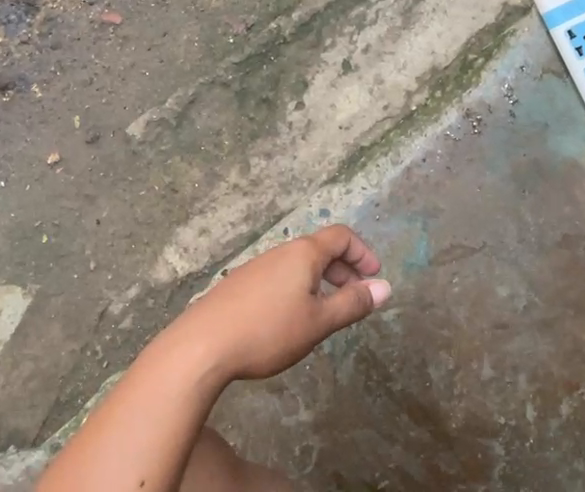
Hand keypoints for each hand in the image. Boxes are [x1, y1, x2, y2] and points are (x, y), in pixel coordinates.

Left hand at [169, 224, 391, 381]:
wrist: (199, 348)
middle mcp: (280, 252)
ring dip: (320, 282)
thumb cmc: (268, 331)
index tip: (374, 277)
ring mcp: (256, 268)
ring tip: (324, 315)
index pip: (342, 236)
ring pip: (298, 266)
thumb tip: (385, 287)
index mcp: (304, 253)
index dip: (363, 253)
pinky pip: (279, 278)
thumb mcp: (318, 322)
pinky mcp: (237, 287)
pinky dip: (297, 290)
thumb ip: (353, 303)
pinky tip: (288, 322)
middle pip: (320, 249)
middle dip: (344, 270)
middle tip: (355, 298)